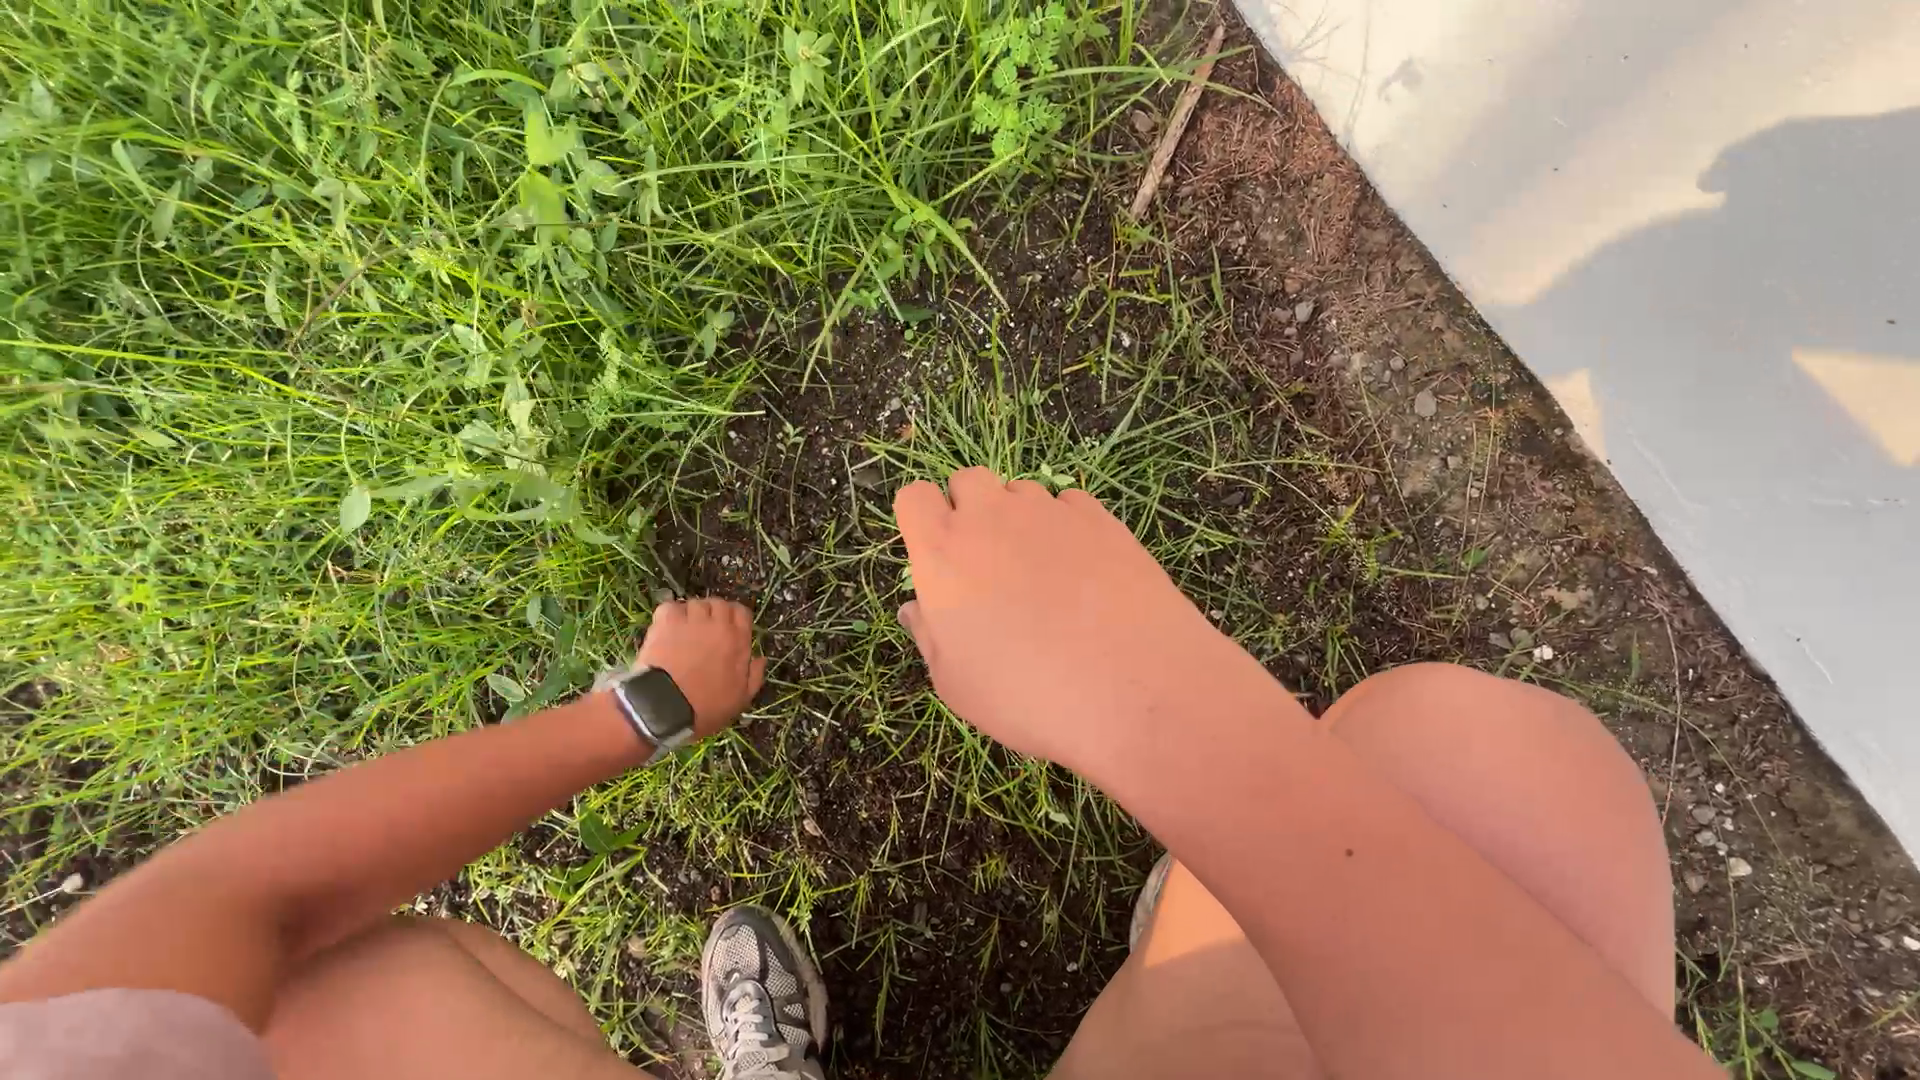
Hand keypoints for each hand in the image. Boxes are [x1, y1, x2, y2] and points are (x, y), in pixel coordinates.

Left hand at [634, 598, 766, 736]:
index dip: (735, 618)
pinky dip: (670, 615)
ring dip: (692, 614)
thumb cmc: (706, 707)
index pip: (742, 612)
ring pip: (695, 604)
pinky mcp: (666, 623)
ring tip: (685, 631)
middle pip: (719, 604)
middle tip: (706, 630)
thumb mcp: (740, 699)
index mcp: (738, 641)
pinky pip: (671, 607)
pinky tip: (668, 629)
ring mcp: (691, 621)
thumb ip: (754, 676)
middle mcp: (717, 625)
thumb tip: (761, 658)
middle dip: (714, 614)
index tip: (728, 630)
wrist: (665, 709)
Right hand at [894, 468, 1280, 786]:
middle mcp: (992, 516)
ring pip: (1020, 490)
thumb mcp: (957, 683)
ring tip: (1040, 572)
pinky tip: (1083, 571)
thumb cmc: (1027, 694)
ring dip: (1018, 517)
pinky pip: (1070, 503)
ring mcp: (1050, 511)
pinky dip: (1066, 524)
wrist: (1134, 688)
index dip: (922, 520)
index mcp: (943, 552)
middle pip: (968, 480)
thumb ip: (929, 636)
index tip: (936, 556)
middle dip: (969, 509)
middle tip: (986, 564)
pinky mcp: (1101, 518)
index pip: (914, 497)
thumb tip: (915, 608)